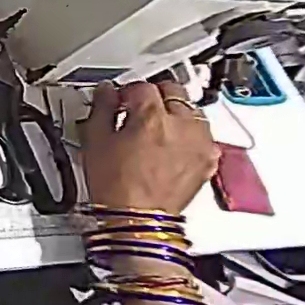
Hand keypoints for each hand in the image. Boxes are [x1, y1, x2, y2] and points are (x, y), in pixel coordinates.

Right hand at [81, 80, 218, 214]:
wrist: (137, 218)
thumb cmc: (115, 185)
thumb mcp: (95, 139)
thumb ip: (101, 107)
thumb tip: (107, 92)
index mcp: (152, 117)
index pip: (142, 86)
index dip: (125, 92)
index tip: (117, 101)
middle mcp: (183, 126)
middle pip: (173, 90)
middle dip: (154, 96)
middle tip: (136, 108)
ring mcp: (200, 143)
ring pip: (191, 110)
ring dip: (174, 112)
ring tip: (154, 127)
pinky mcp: (209, 160)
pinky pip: (202, 134)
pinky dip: (188, 133)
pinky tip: (169, 143)